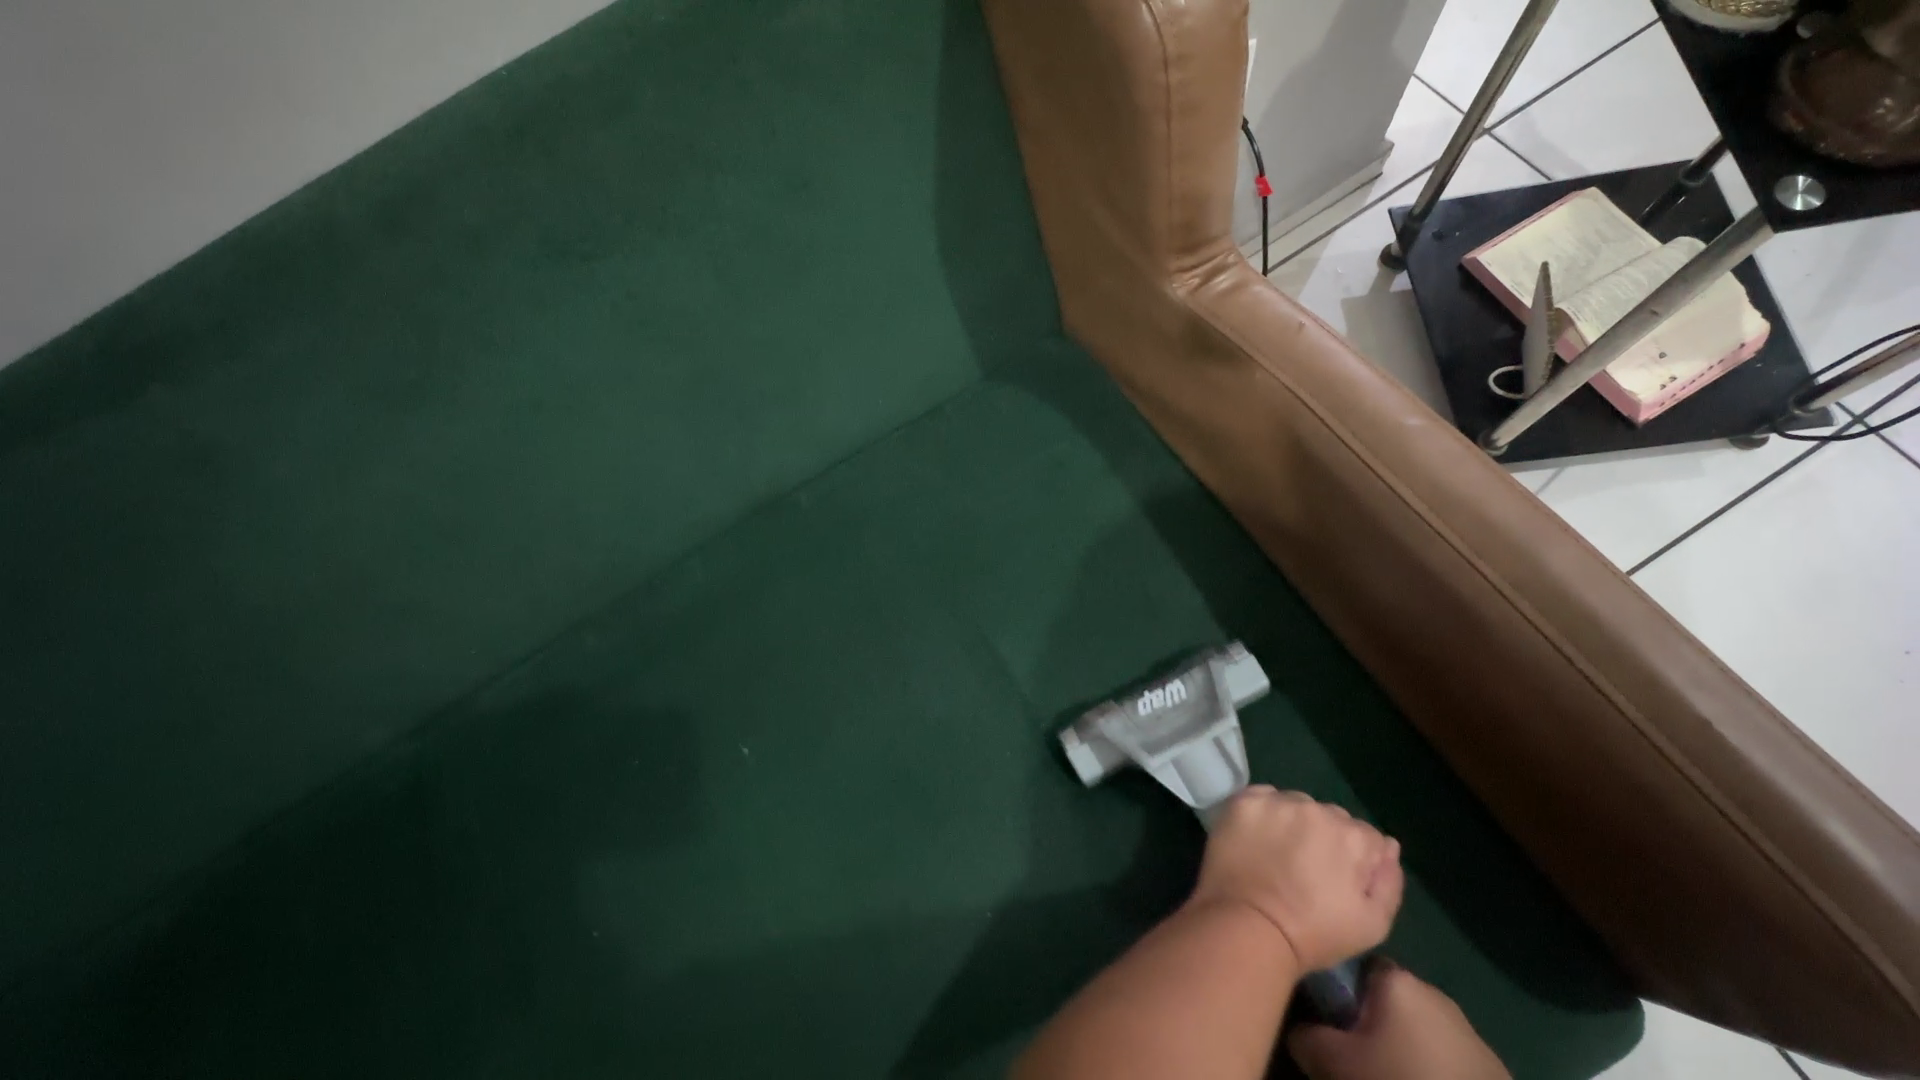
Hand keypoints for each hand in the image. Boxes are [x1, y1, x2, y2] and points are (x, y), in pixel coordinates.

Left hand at [1186, 786, 1402, 972]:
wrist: (1246, 927)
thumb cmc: (1313, 933)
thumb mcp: (1372, 924)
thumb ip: (1388, 881)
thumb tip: (1389, 847)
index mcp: (1354, 836)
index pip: (1366, 837)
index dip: (1353, 861)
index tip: (1335, 881)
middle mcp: (1318, 809)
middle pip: (1330, 817)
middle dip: (1324, 838)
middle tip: (1304, 869)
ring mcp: (1277, 803)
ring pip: (1295, 805)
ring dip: (1293, 822)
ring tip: (1277, 853)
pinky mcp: (1243, 802)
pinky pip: (1262, 798)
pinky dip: (1262, 813)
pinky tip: (1255, 837)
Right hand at [1288, 961, 1509, 1079]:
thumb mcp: (1332, 1062)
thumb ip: (1305, 1035)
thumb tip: (1302, 1030)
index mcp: (1397, 981)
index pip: (1354, 966)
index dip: (1336, 992)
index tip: (1327, 1023)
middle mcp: (1434, 993)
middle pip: (1384, 1000)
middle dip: (1367, 1024)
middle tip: (1352, 1059)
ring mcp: (1468, 1031)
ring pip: (1414, 1030)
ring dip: (1399, 1049)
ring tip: (1383, 1076)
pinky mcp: (1491, 1068)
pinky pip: (1442, 1057)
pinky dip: (1427, 1070)